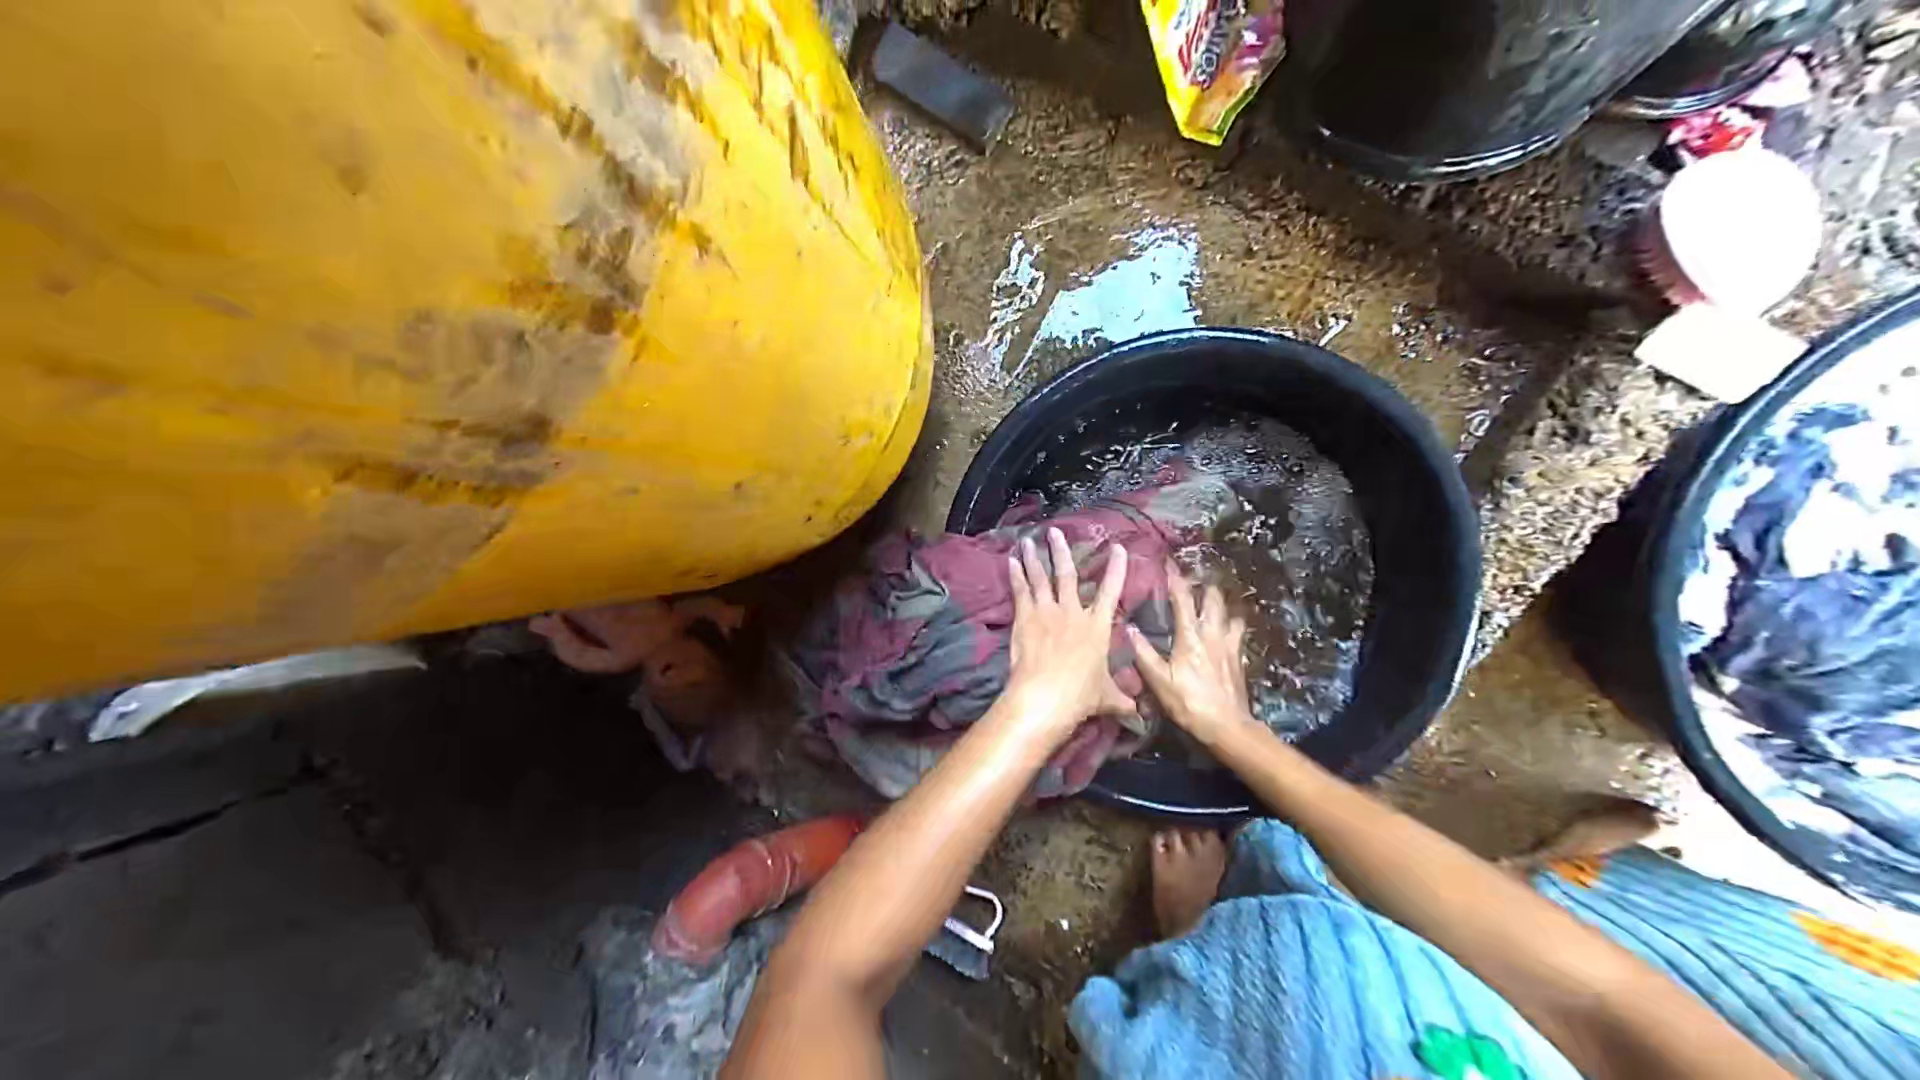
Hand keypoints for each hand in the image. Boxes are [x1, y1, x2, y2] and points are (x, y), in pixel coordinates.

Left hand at [1003, 528, 1135, 735]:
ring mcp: (1047, 612)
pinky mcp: (1025, 618)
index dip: (1116, 569)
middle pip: (1067, 574)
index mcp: (1097, 626)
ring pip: (1041, 577)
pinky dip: (1016, 575)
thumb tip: (1138, 712)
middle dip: (1062, 551)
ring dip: (1034, 557)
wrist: (1046, 696)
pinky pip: (1021, 590)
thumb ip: (1122, 699)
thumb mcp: (1107, 697)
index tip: (1118, 548)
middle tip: (1055, 532)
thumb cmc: (1080, 696)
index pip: (1111, 591)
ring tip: (1029, 540)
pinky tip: (1011, 561)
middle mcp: (1073, 612)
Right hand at [1128, 564, 1257, 746]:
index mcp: (1190, 635)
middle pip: (1213, 599)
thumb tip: (1128, 628)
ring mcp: (1230, 645)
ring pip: (1230, 614)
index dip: (1176, 578)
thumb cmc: (1189, 702)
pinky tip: (1225, 631)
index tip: (1168, 562)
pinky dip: (1231, 625)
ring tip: (1212, 603)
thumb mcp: (1159, 680)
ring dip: (1221, 605)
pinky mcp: (1239, 658)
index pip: (1183, 598)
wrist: (1227, 726)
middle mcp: (1213, 633)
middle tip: (1193, 580)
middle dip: (1203, 586)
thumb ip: (1143, 653)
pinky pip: (1238, 633)